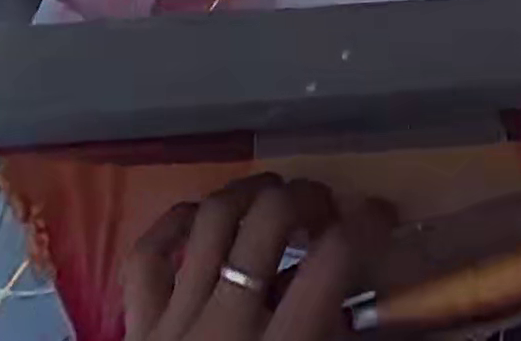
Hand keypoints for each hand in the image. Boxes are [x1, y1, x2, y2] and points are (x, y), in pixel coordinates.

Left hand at [125, 174, 394, 340]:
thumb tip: (361, 315)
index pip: (331, 262)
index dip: (367, 224)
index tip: (383, 214)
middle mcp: (225, 325)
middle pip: (269, 218)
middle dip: (306, 195)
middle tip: (325, 206)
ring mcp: (173, 321)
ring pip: (212, 218)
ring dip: (250, 192)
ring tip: (274, 195)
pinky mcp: (137, 329)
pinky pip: (147, 256)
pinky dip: (173, 223)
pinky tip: (200, 217)